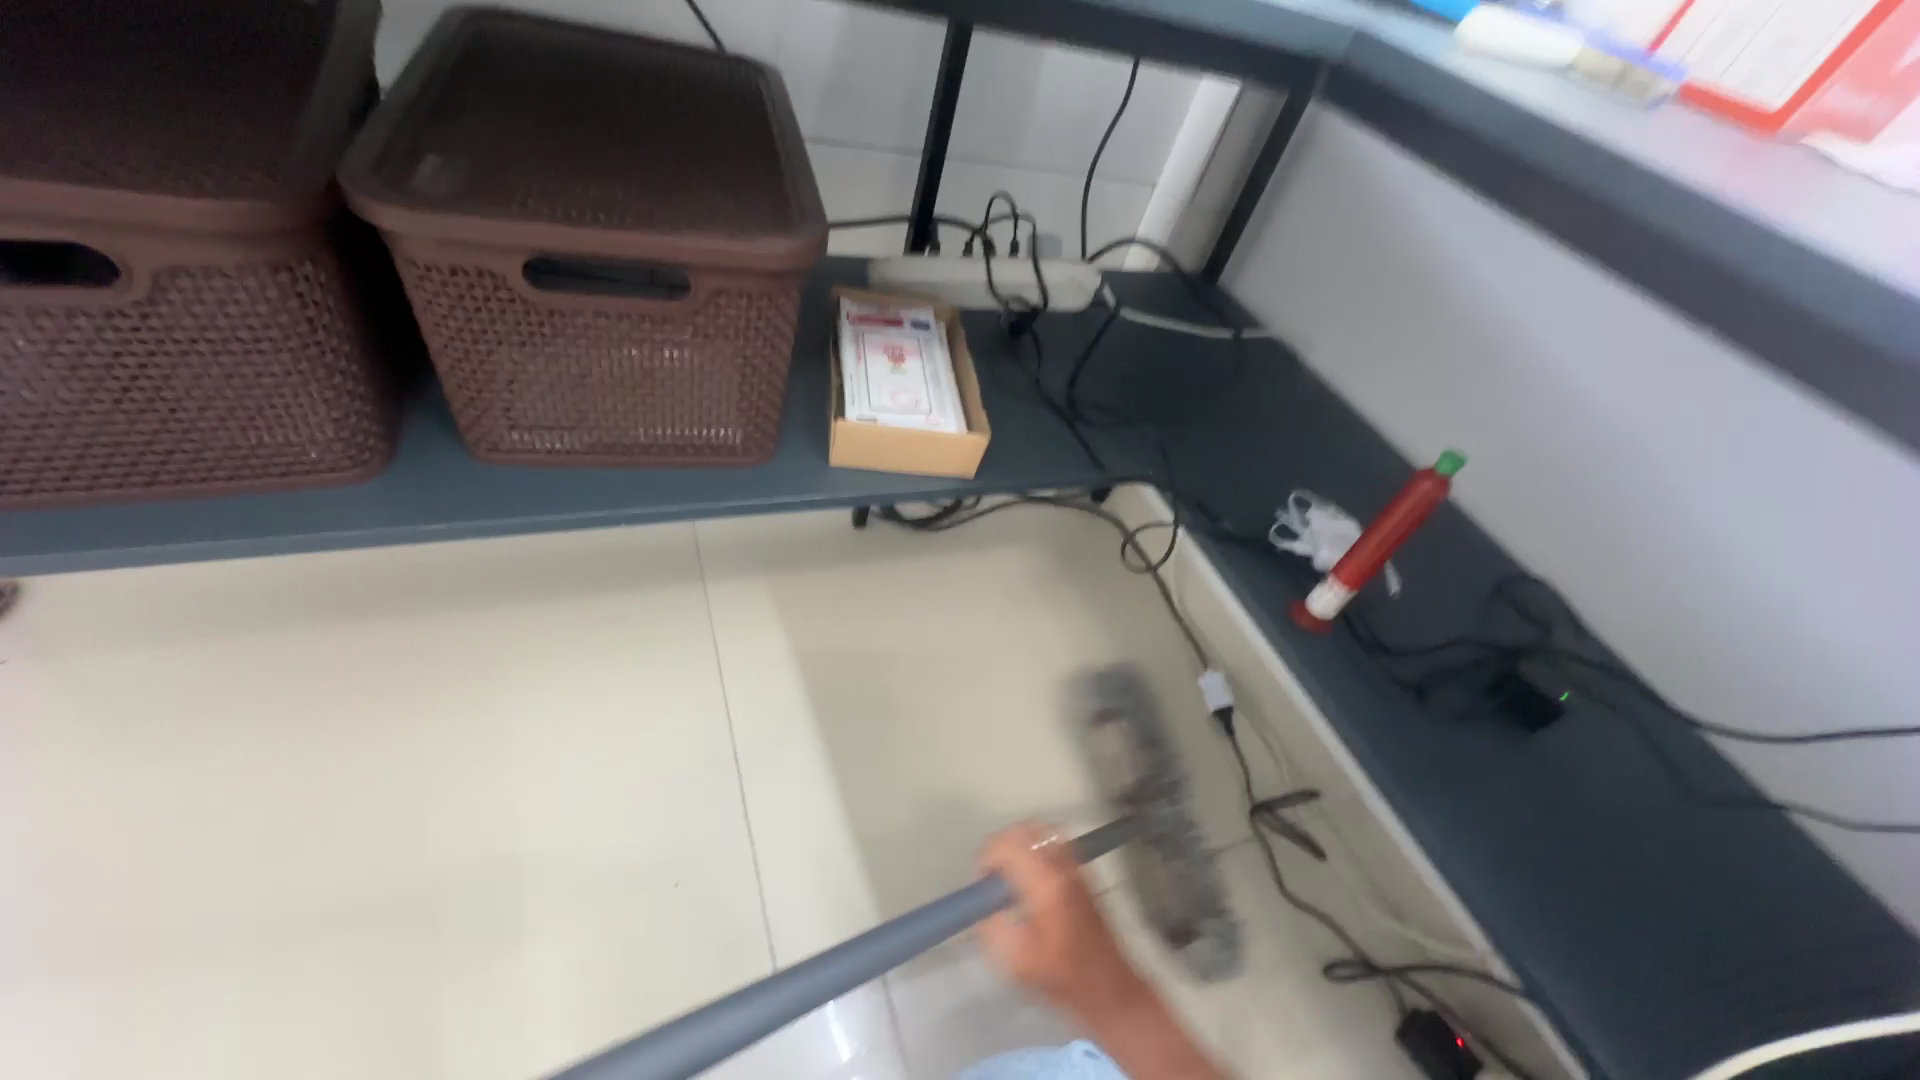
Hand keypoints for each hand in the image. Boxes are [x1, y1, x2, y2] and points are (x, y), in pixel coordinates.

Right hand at [976, 821, 1150, 1024]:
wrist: (1108, 987)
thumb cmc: (1061, 977)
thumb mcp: (1015, 961)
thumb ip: (991, 927)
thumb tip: (982, 904)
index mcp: (1044, 884)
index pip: (1007, 844)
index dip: (987, 856)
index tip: (982, 881)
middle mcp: (1062, 866)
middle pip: (1025, 828)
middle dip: (1002, 845)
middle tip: (994, 873)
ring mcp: (1077, 867)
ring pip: (1043, 831)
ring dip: (1021, 843)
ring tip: (1011, 871)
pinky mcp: (1085, 874)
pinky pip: (1057, 843)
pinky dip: (1038, 848)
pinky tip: (1032, 876)